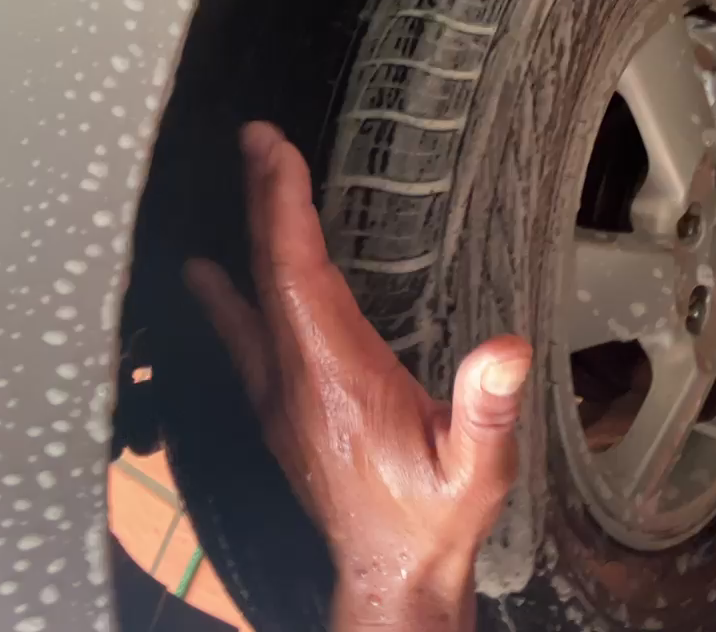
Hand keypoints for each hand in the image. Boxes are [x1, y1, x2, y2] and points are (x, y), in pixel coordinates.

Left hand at [186, 123, 532, 630]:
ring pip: (254, 298)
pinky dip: (231, 291)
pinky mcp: (284, 407)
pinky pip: (249, 332)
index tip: (277, 155)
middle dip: (263, 200)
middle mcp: (295, 381)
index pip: (298, 277)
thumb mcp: (476, 469)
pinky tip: (209, 276)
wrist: (392, 575)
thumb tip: (506, 349)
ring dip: (250, 233)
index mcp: (338, 379)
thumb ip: (485, 411)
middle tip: (257, 140)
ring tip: (245, 181)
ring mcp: (281, 395)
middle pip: (267, 273)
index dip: (283, 211)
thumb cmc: (433, 518)